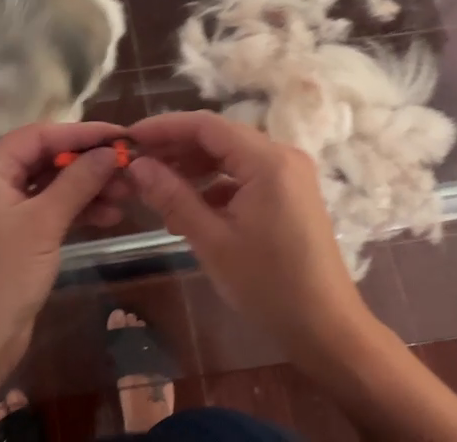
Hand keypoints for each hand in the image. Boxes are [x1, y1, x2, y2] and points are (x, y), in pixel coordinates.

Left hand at [0, 120, 129, 372]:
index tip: (122, 135)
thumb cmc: (3, 273)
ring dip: (88, 188)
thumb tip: (111, 152)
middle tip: (130, 170)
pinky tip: (110, 215)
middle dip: (88, 163)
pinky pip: (49, 208)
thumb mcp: (44, 223)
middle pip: (47, 158)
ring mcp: (2, 207)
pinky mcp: (15, 232)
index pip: (40, 135)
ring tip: (127, 195)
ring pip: (52, 184)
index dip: (82, 133)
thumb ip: (77, 182)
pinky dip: (76, 210)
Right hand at [126, 111, 365, 346]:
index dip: (164, 127)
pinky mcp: (290, 194)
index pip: (206, 125)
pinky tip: (189, 207)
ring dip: (193, 166)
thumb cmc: (269, 286)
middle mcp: (282, 156)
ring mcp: (289, 174)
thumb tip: (135, 165)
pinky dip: (214, 184)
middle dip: (175, 147)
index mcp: (267, 160)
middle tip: (136, 163)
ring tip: (155, 187)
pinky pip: (244, 174)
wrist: (328, 331)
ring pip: (230, 155)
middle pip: (218, 136)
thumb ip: (172, 196)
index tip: (129, 138)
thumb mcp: (212, 241)